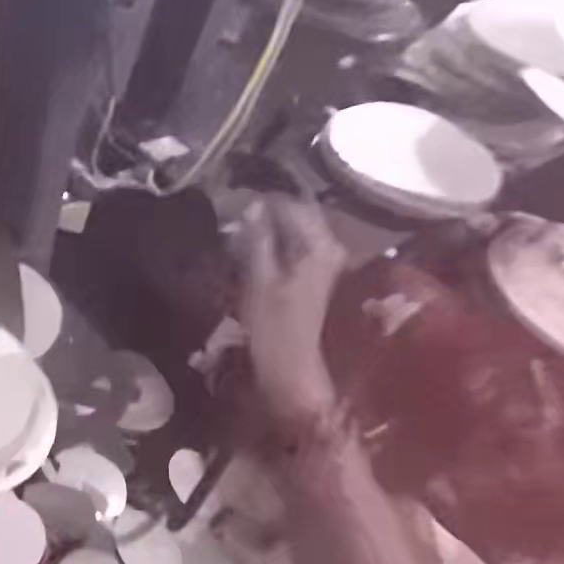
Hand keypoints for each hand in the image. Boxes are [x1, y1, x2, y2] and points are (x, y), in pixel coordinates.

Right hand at [238, 195, 344, 432]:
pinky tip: (254, 245)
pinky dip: (275, 240)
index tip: (234, 197)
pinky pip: (295, 243)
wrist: (291, 366)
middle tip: (234, 210)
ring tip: (240, 225)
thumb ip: (257, 240)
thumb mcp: (258, 279)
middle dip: (268, 209)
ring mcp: (325, 261)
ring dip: (271, 225)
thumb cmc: (272, 325)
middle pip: (299, 214)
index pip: (292, 205)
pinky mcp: (316, 274)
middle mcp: (329, 248)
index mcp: (318, 246)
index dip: (264, 199)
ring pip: (297, 229)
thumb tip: (251, 205)